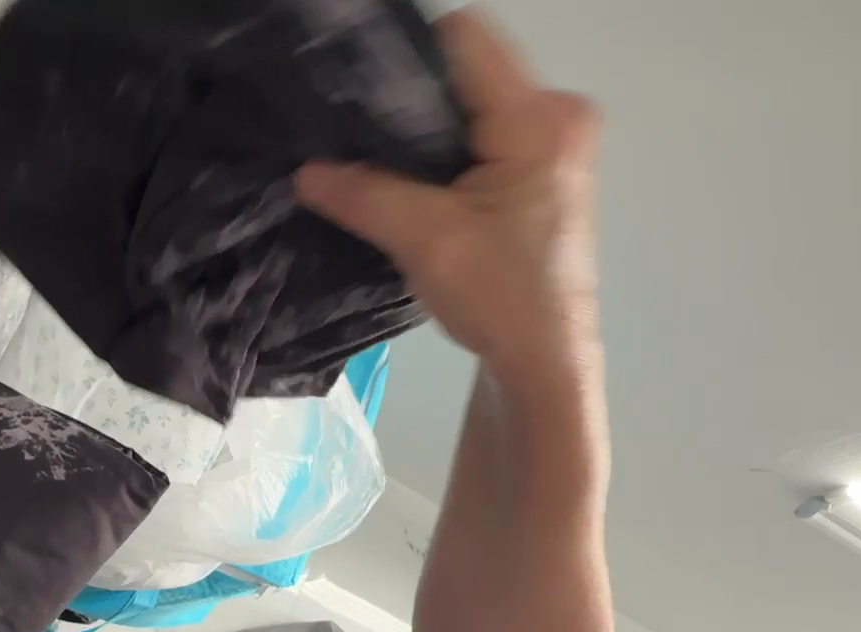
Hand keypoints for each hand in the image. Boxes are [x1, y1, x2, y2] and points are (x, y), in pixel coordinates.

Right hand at [296, 6, 600, 388]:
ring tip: (379, 168)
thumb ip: (364, 196)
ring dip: (422, 137)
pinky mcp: (540, 174)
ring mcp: (552, 145)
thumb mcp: (425, 241)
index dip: (403, 61)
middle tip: (357, 142)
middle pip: (466, 74)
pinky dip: (442, 159)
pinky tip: (412, 189)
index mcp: (539, 118)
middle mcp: (556, 114)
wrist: (543, 362)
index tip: (356, 101)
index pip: (464, 39)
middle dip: (408, 106)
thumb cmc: (500, 299)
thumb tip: (304, 172)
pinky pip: (480, 141)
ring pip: (470, 110)